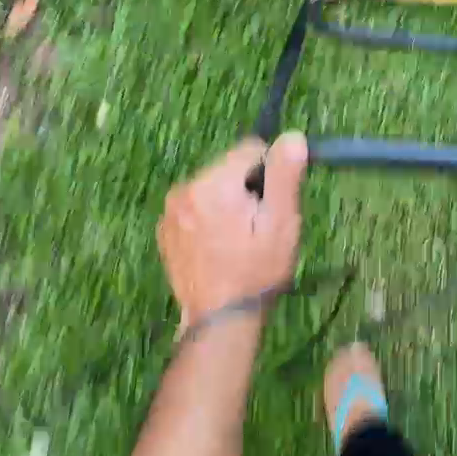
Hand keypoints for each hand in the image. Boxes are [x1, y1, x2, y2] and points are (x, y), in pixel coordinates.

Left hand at [158, 134, 307, 330]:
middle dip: (247, 188)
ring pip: (213, 187)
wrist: (220, 320)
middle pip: (229, 168)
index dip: (270, 174)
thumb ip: (284, 175)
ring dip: (228, 203)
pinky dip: (210, 219)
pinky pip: (196, 207)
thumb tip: (291, 136)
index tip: (271, 207)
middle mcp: (184, 189)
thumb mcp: (281, 222)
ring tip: (239, 240)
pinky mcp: (164, 230)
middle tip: (258, 227)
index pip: (251, 149)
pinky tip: (219, 248)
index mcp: (213, 183)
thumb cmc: (257, 270)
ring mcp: (169, 211)